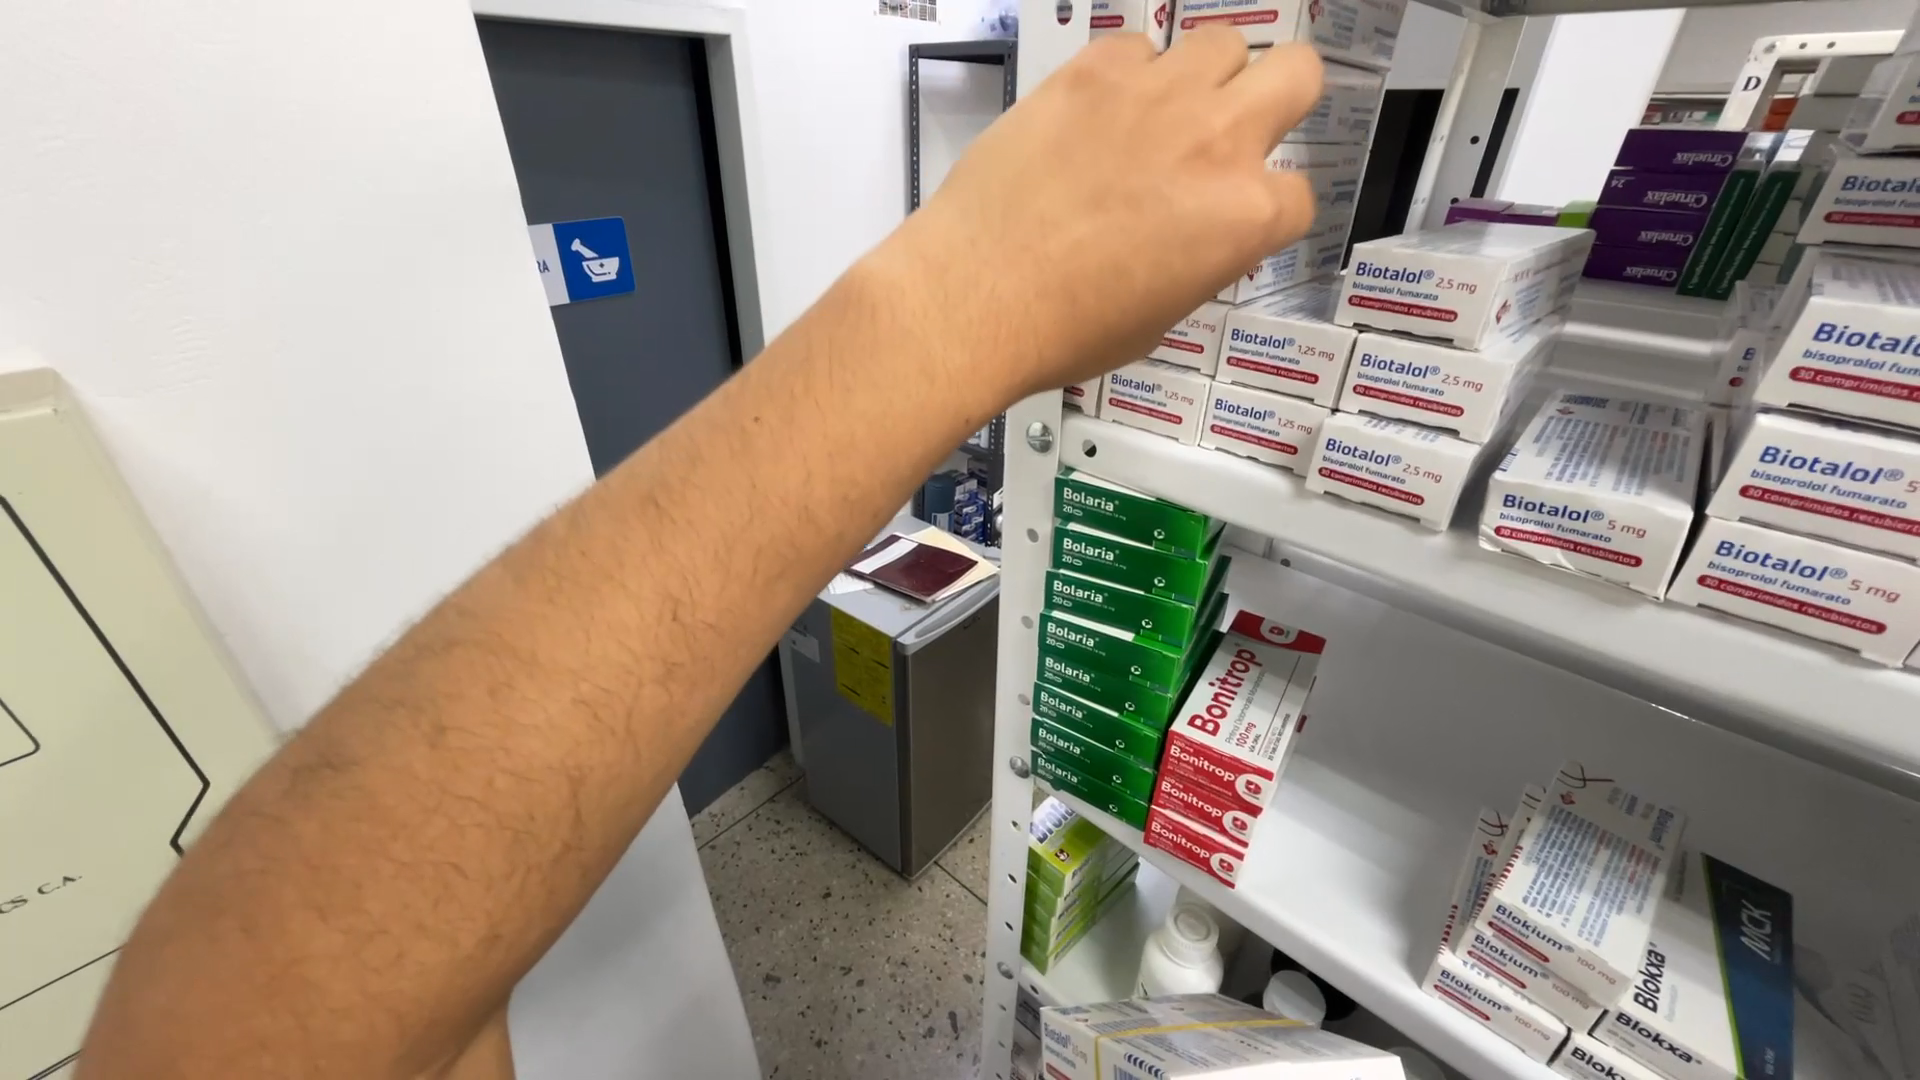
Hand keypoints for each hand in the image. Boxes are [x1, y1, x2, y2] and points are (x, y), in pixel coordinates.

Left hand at [877, 28, 1323, 400]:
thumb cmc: (1062, 333)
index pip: (1298, 197)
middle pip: (1297, 75)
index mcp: (1243, 220)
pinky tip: (1094, 119)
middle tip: (1223, 142)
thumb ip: (1197, 265)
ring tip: (1154, 125)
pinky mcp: (1091, 70)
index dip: (1267, 216)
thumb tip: (1194, 242)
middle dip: (1273, 106)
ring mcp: (1156, 95)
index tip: (1234, 226)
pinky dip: (1128, 79)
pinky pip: (1136, 48)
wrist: (976, 297)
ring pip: (1220, 44)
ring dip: (1202, 82)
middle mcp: (1216, 142)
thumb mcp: (1155, 322)